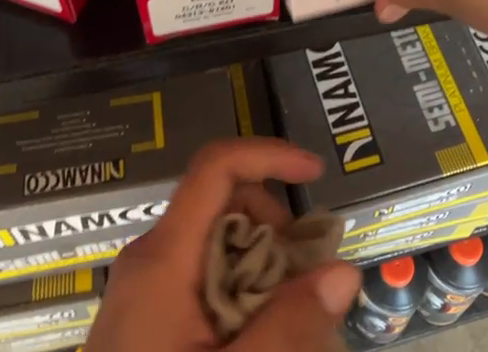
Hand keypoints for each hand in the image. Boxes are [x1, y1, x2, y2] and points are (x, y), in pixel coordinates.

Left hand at [88, 138, 361, 351]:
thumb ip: (289, 326)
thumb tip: (341, 271)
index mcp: (164, 257)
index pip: (215, 167)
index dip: (268, 154)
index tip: (316, 174)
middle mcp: (150, 258)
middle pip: (223, 204)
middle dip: (274, 229)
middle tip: (307, 284)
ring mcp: (145, 286)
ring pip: (218, 244)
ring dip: (263, 268)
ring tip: (284, 323)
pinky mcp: (147, 315)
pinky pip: (204, 278)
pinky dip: (241, 292)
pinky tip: (256, 338)